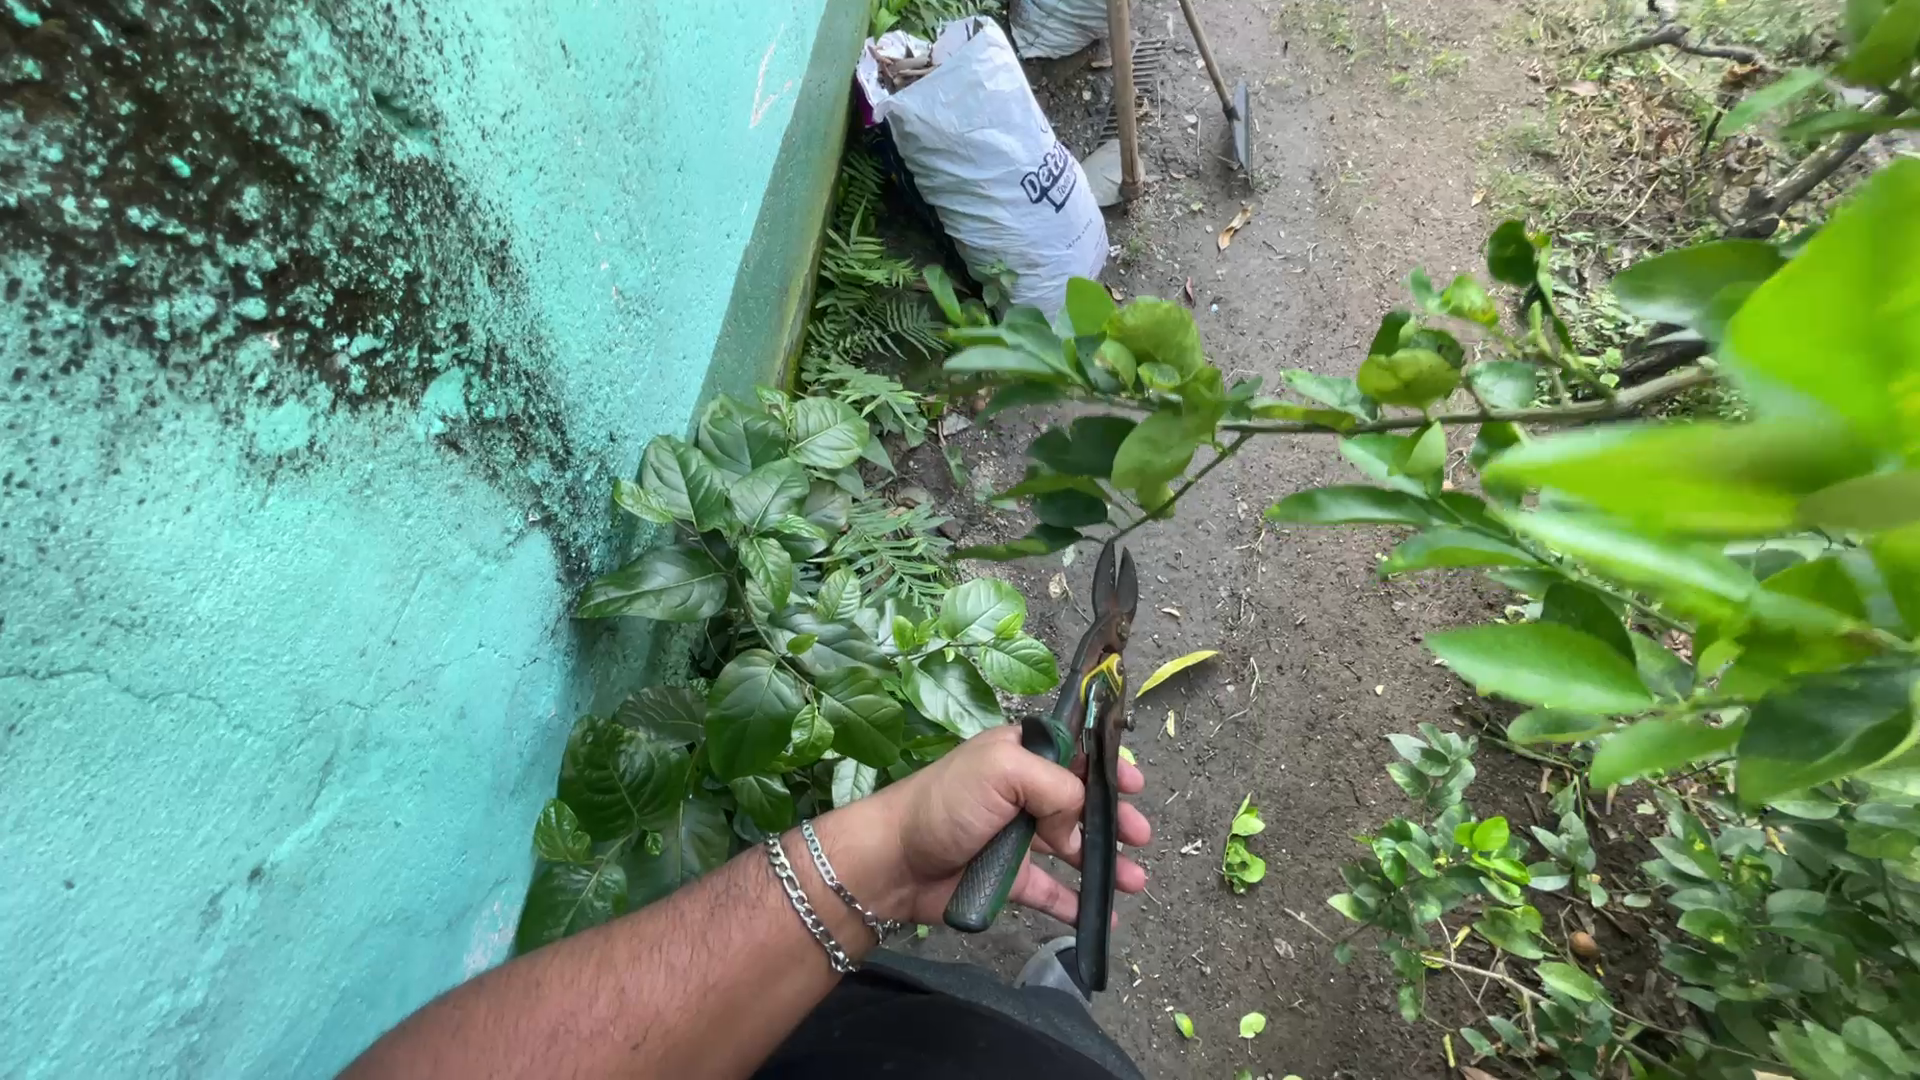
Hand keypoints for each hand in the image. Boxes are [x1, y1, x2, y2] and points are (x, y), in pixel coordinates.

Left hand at [811, 725, 1151, 928]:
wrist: (896, 861)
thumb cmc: (949, 803)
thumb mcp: (1004, 772)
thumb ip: (1057, 786)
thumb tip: (1080, 818)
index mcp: (1019, 754)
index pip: (1074, 752)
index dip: (1105, 764)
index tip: (1135, 782)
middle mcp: (1021, 790)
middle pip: (1080, 802)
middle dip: (1113, 818)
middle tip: (1141, 836)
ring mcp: (1016, 835)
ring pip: (1072, 847)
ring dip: (1105, 863)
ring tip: (1134, 881)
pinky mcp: (1008, 875)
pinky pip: (1051, 890)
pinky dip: (1076, 903)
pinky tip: (1100, 916)